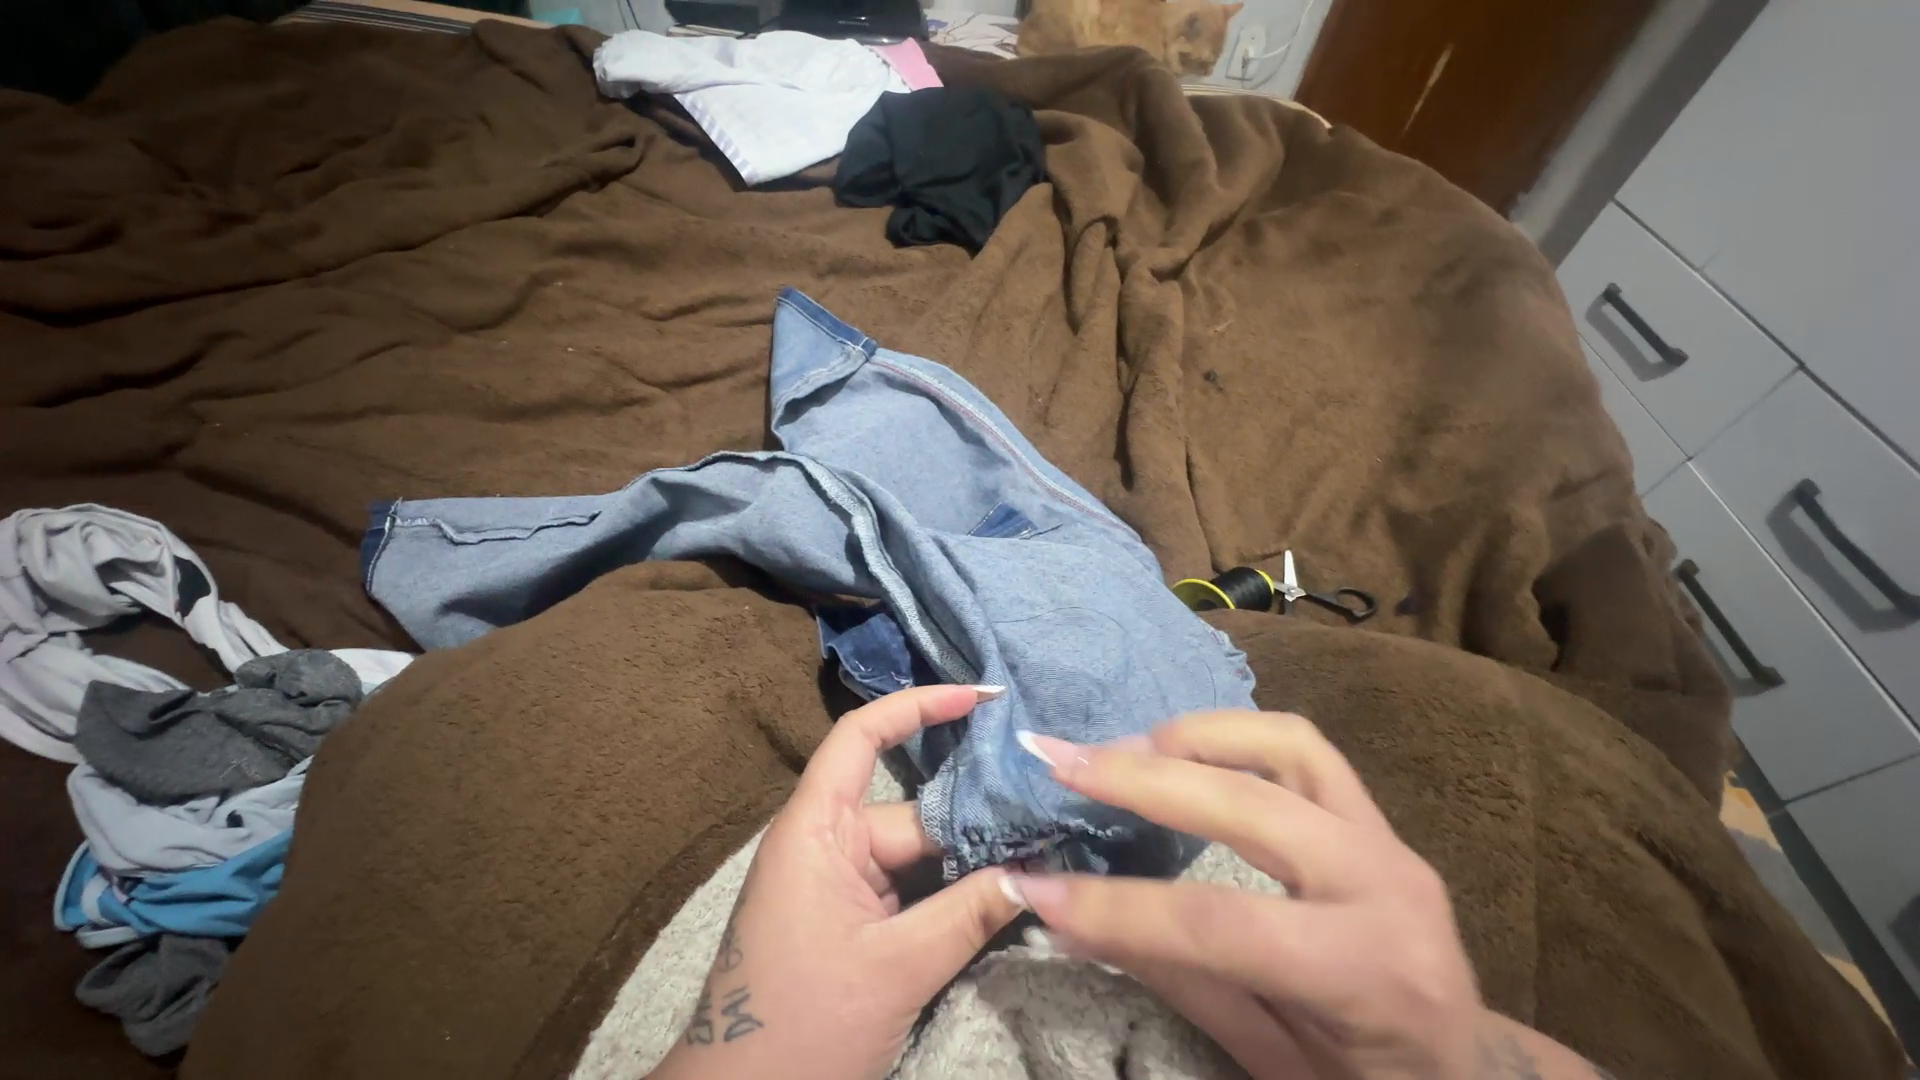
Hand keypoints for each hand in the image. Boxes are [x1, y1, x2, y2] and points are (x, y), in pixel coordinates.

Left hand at [651, 685, 1023, 1079]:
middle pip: (912, 809)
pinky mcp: (852, 916)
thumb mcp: (896, 967)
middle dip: (974, 816)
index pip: (862, 737)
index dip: (919, 706)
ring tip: (1042, 847)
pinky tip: (1004, 889)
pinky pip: (911, 886)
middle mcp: (828, 842)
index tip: (980, 696)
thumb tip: (1038, 872)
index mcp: (817, 830)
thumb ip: (969, 913)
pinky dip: (952, 889)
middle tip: (1046, 810)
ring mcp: (840, 881)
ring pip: (918, 852)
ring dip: (969, 858)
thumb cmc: (802, 1027)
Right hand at [1007, 711, 1602, 1079]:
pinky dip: (1231, 732)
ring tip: (1118, 747)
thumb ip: (1173, 977)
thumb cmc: (1362, 1078)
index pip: (1217, 924)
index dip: (1113, 907)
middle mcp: (1385, 884)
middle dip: (1140, 780)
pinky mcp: (1375, 814)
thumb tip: (1066, 922)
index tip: (1030, 885)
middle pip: (1248, 805)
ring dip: (1191, 735)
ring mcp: (1387, 836)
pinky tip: (1179, 745)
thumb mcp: (1266, 1054)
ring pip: (1285, 746)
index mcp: (1367, 972)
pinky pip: (1301, 746)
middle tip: (1058, 762)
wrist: (1465, 1069)